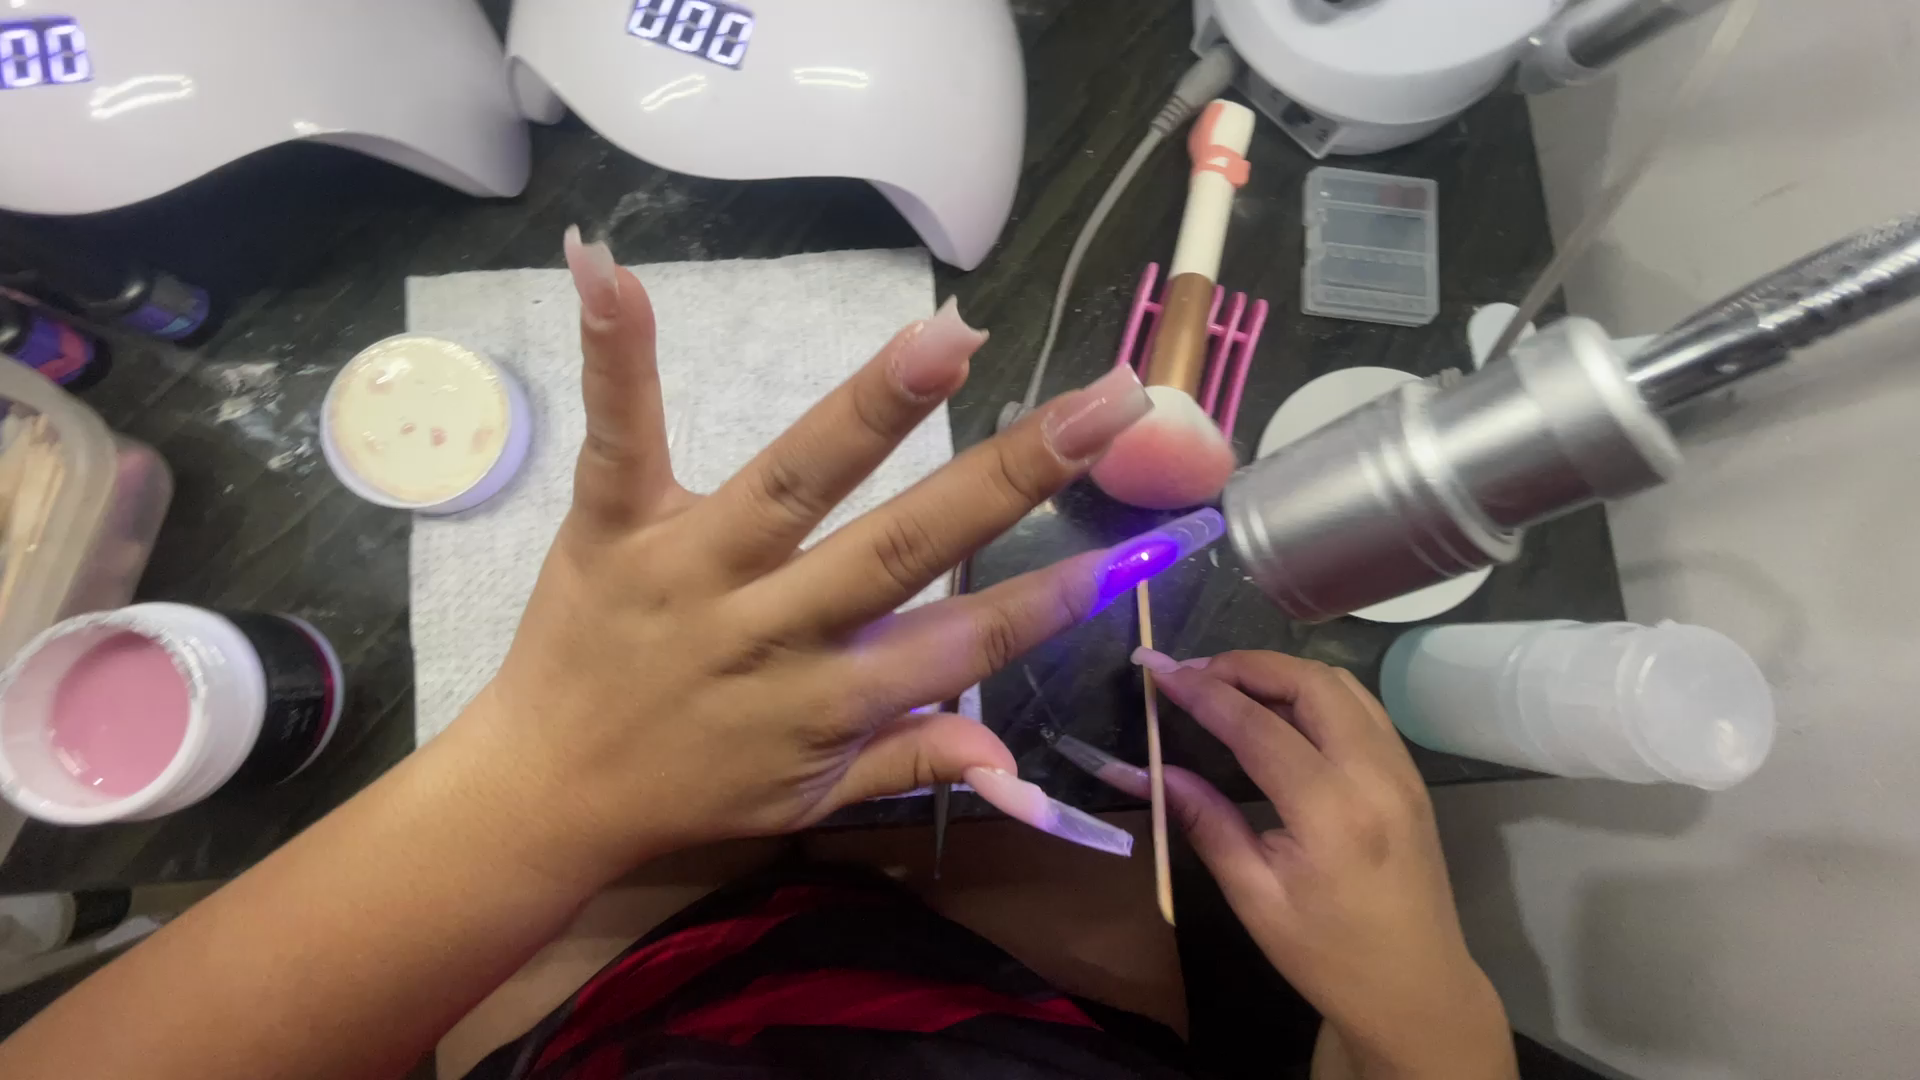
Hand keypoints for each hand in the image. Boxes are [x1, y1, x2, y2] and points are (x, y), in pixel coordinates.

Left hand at [448, 228, 1157, 886]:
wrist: (544, 794)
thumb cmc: (692, 792)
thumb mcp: (811, 800)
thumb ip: (913, 764)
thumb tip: (1015, 767)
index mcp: (830, 698)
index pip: (963, 642)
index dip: (1045, 600)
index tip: (1124, 549)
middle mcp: (776, 626)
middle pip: (906, 543)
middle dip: (1014, 472)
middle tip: (1102, 402)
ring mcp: (692, 568)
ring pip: (795, 480)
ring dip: (876, 406)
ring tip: (948, 335)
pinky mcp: (614, 528)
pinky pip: (622, 437)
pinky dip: (620, 356)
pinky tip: (611, 267)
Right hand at [1134, 650, 1516, 1079]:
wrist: (1420, 992)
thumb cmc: (1329, 954)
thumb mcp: (1253, 897)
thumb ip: (1205, 822)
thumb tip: (1152, 770)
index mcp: (1333, 814)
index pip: (1257, 726)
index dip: (1203, 692)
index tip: (1159, 669)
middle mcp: (1375, 776)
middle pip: (1308, 682)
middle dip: (1243, 664)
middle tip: (1193, 673)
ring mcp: (1400, 769)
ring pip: (1338, 682)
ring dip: (1277, 670)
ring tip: (1227, 682)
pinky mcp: (1407, 772)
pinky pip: (1357, 702)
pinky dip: (1309, 687)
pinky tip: (1276, 705)